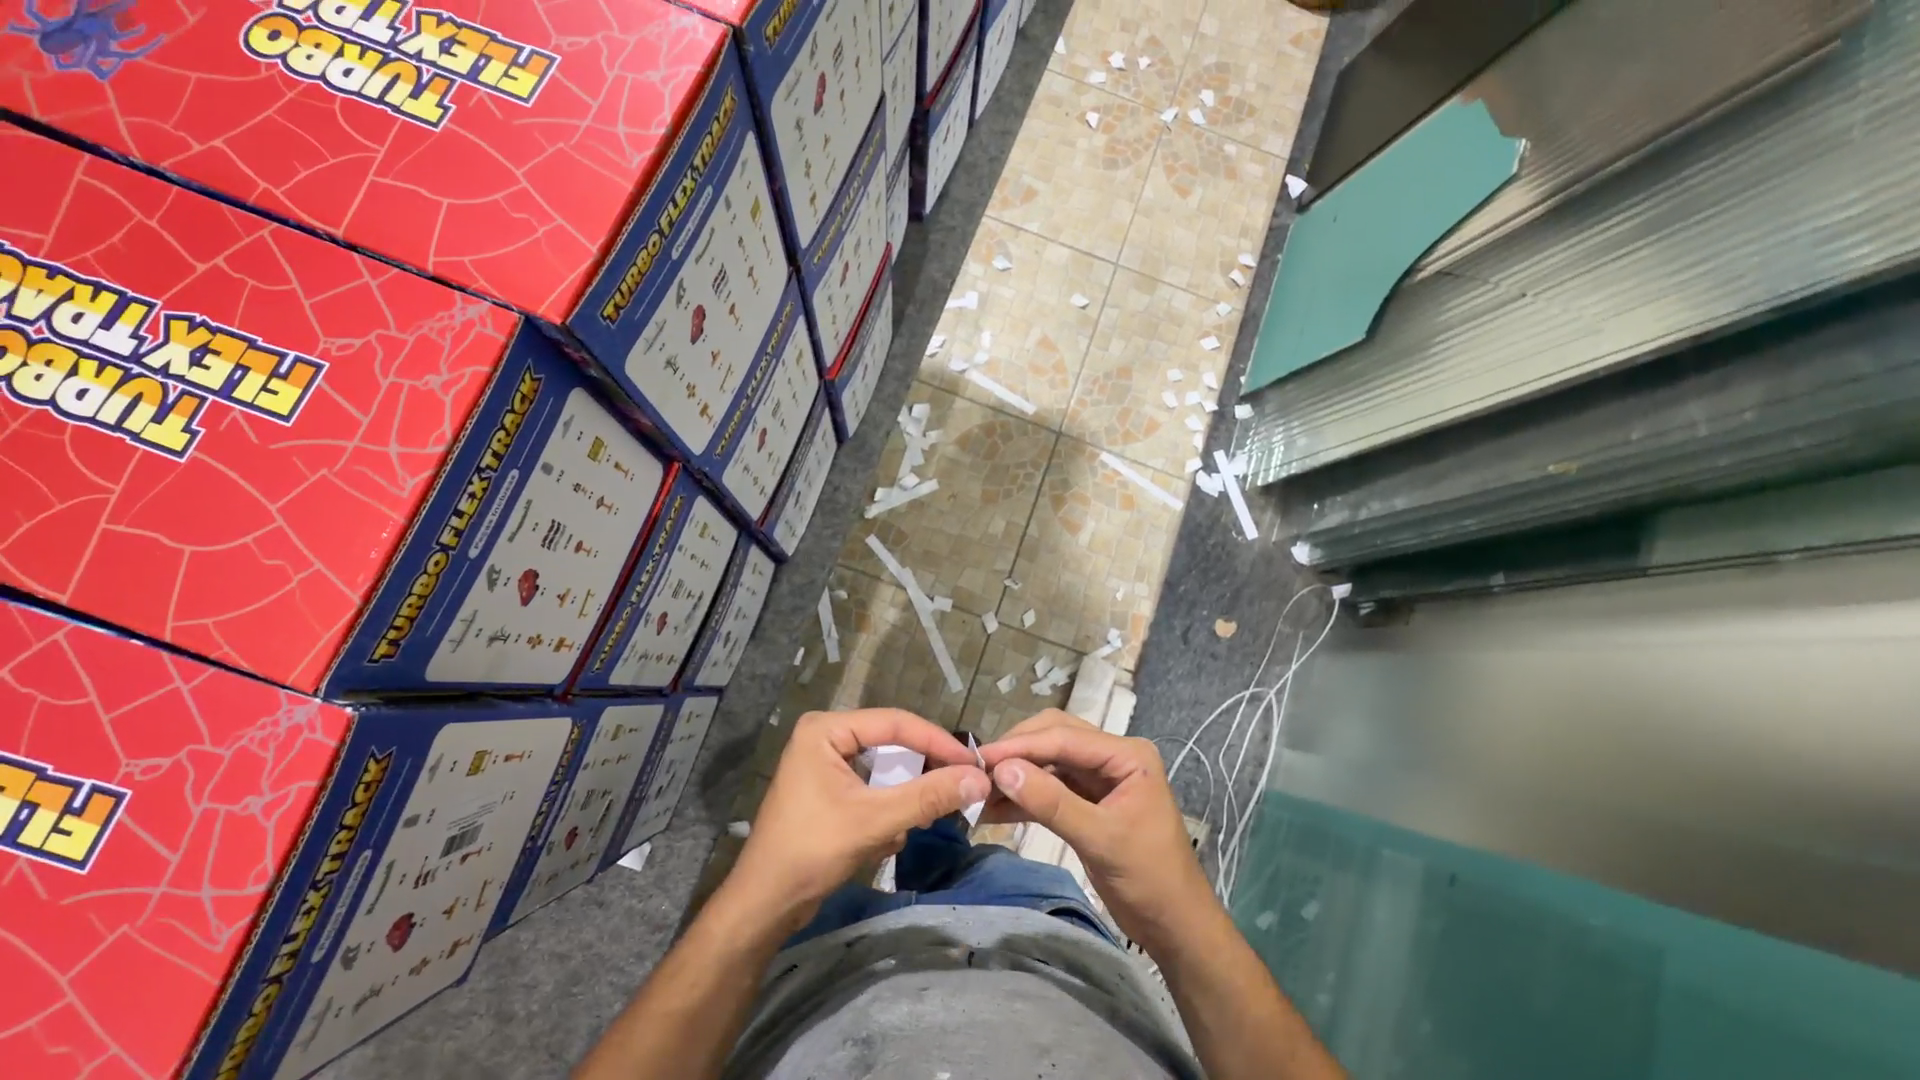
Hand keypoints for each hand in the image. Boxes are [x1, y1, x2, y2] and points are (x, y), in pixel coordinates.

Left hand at [725, 708, 989, 922]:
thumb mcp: (875, 820)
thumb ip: (928, 796)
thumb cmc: (812, 851)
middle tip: (958, 789)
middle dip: (920, 773)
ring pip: (885, 770)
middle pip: (891, 744)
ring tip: (922, 820)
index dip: (937, 741)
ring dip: (904, 797)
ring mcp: (825, 766)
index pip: (895, 722)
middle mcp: (825, 738)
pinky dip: (887, 811)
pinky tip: (886, 840)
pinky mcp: (829, 793)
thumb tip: (981, 779)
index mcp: (826, 729)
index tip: (973, 764)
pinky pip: (873, 789)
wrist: (766, 903)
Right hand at [980, 710, 1214, 950]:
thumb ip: (1052, 802)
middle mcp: (1112, 758)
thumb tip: (1001, 771)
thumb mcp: (1100, 838)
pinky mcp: (1087, 804)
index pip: (1064, 737)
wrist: (1175, 925)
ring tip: (977, 793)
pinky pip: (1049, 789)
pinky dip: (1024, 798)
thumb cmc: (1150, 877)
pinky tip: (993, 810)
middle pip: (1053, 739)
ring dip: (1016, 776)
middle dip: (1016, 754)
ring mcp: (1099, 780)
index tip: (978, 759)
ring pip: (1047, 764)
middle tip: (975, 772)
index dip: (1020, 746)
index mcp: (1126, 755)